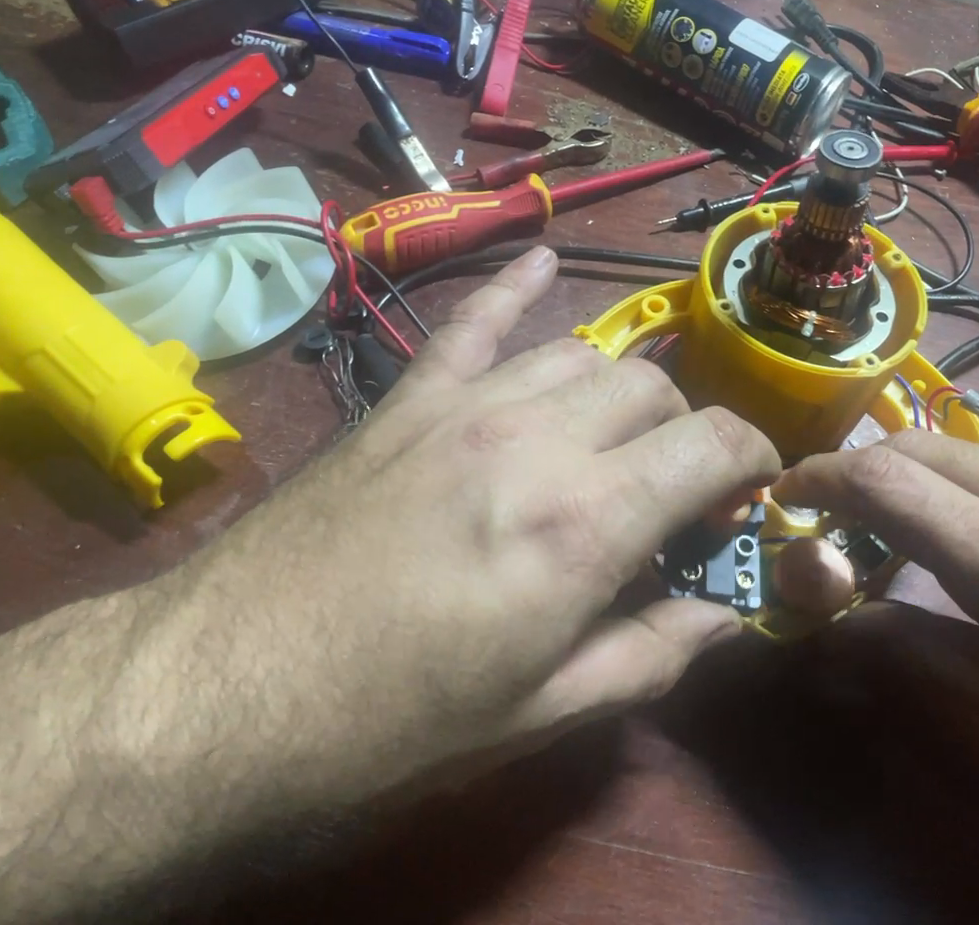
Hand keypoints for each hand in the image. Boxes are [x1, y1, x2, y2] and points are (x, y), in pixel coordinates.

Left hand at [131, 248, 781, 806]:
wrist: (225, 687)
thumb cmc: (394, 720)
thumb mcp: (542, 712)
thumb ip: (652, 655)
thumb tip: (729, 617)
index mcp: (584, 524)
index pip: (714, 444)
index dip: (753, 462)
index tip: (748, 496)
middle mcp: (536, 438)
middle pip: (652, 390)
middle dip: (685, 434)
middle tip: (673, 493)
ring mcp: (465, 405)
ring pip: (581, 354)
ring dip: (619, 392)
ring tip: (614, 438)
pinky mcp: (406, 399)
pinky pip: (474, 320)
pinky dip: (516, 287)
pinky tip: (543, 259)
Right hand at [775, 433, 978, 815]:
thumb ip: (920, 653)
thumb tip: (834, 625)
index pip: (885, 482)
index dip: (820, 478)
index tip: (790, 494)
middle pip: (918, 446)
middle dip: (864, 472)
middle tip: (844, 521)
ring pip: (975, 458)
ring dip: (935, 490)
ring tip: (947, 554)